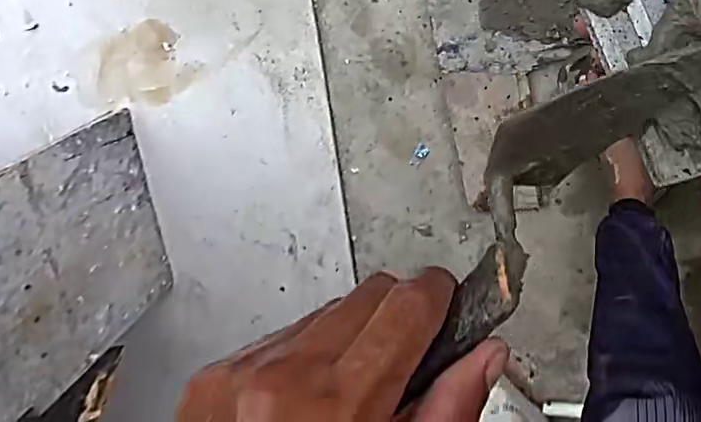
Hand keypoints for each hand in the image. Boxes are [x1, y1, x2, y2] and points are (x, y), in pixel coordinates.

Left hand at [176, 270, 508, 421]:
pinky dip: (308, 355)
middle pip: (378, 291)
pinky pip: (290, 332)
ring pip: (337, 307)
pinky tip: (303, 402)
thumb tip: (487, 353)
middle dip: (398, 318)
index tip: (446, 311)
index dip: (440, 299)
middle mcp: (283, 377)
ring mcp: (242, 374)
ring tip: (344, 395)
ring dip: (352, 336)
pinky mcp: (212, 378)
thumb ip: (448, 409)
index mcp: (334, 404)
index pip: (414, 295)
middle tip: (398, 369)